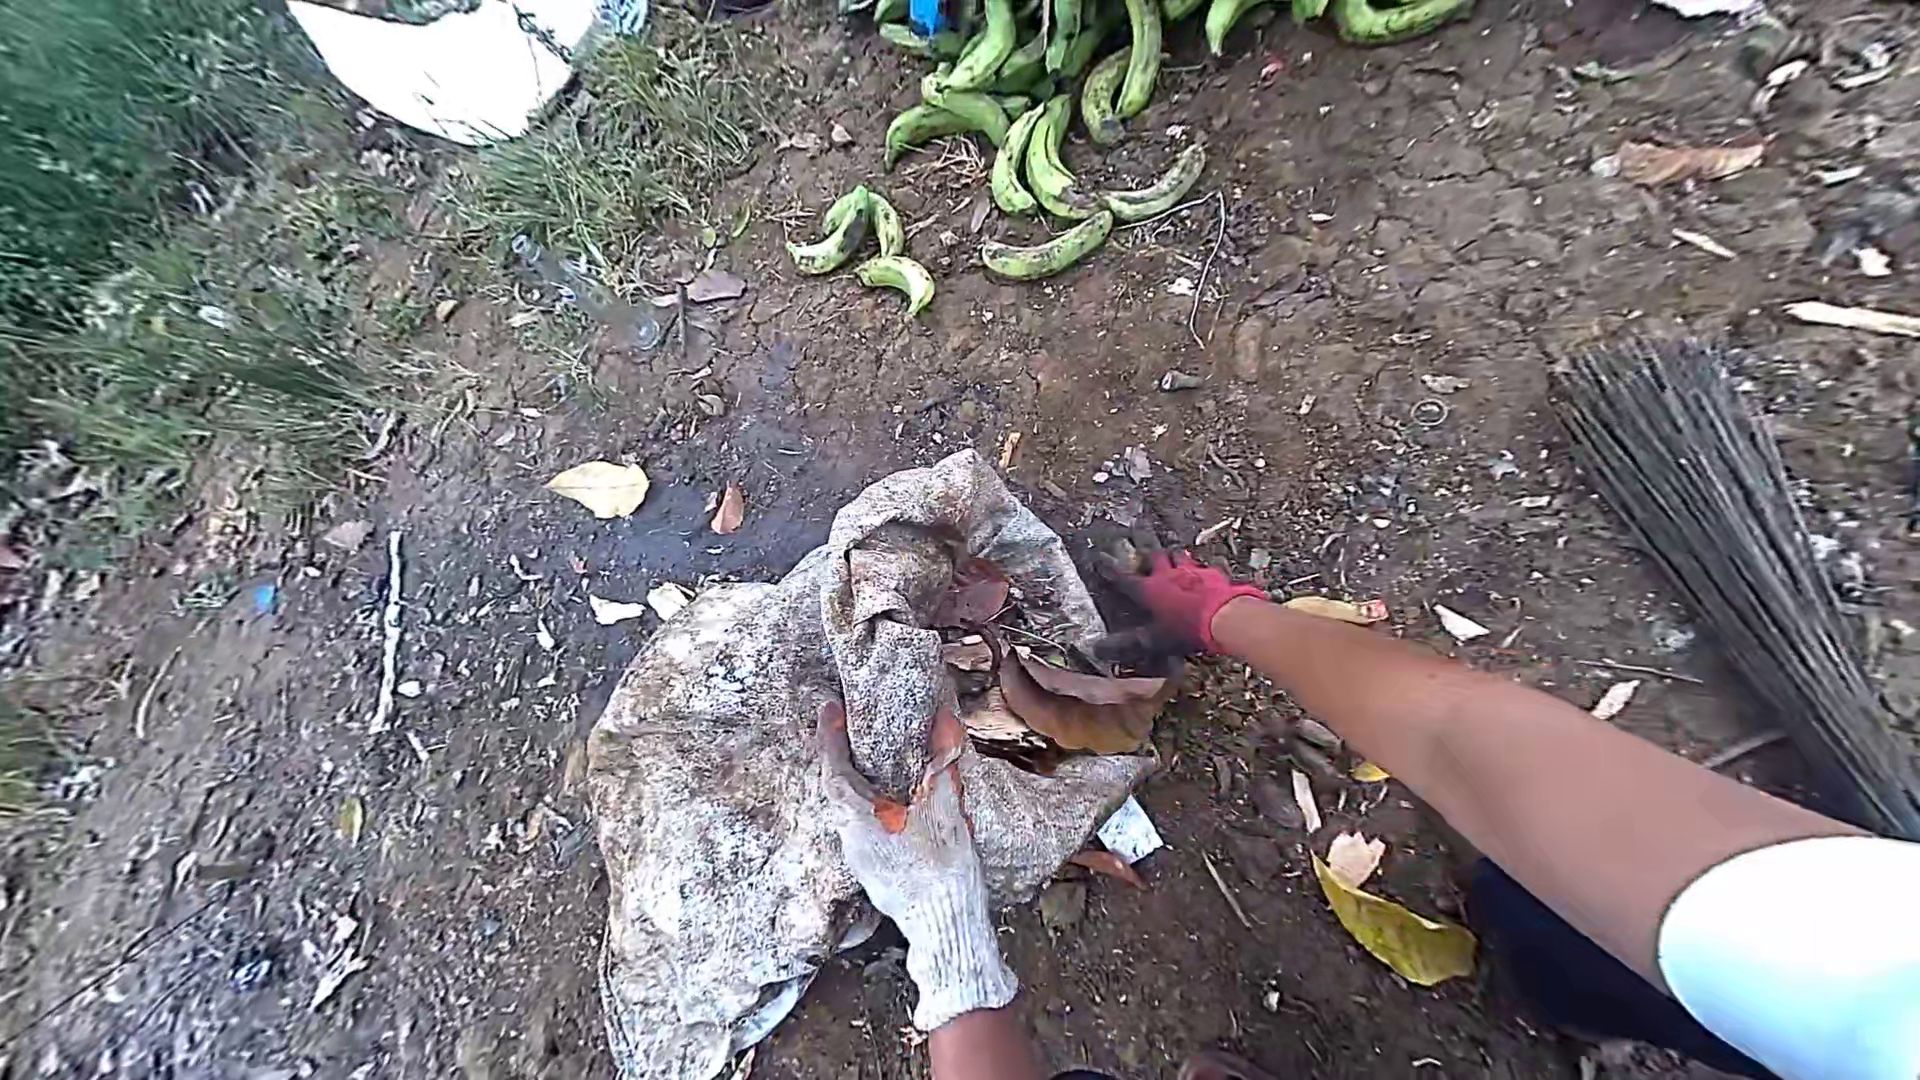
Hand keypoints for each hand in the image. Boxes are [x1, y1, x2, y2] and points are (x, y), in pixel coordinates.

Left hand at [818, 700, 1017, 1030]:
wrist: (948, 930)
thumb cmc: (945, 870)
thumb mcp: (947, 809)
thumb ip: (942, 763)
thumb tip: (944, 721)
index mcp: (862, 821)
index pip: (833, 770)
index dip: (829, 737)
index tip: (828, 710)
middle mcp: (852, 839)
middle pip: (836, 789)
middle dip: (841, 756)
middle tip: (850, 728)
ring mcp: (860, 858)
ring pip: (849, 809)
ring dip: (857, 781)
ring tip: (874, 758)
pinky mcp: (872, 870)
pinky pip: (862, 826)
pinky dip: (870, 803)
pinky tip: (894, 800)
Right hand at [1103, 548, 1267, 653]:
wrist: (1226, 617)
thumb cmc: (1186, 629)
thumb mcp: (1155, 641)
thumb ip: (1130, 643)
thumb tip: (1098, 649)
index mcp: (1148, 590)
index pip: (1123, 577)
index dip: (1110, 569)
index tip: (1100, 559)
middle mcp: (1166, 575)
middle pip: (1152, 555)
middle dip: (1145, 550)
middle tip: (1140, 544)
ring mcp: (1190, 571)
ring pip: (1177, 555)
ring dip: (1172, 555)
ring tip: (1170, 554)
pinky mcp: (1212, 574)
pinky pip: (1202, 567)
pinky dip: (1199, 569)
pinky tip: (1202, 572)